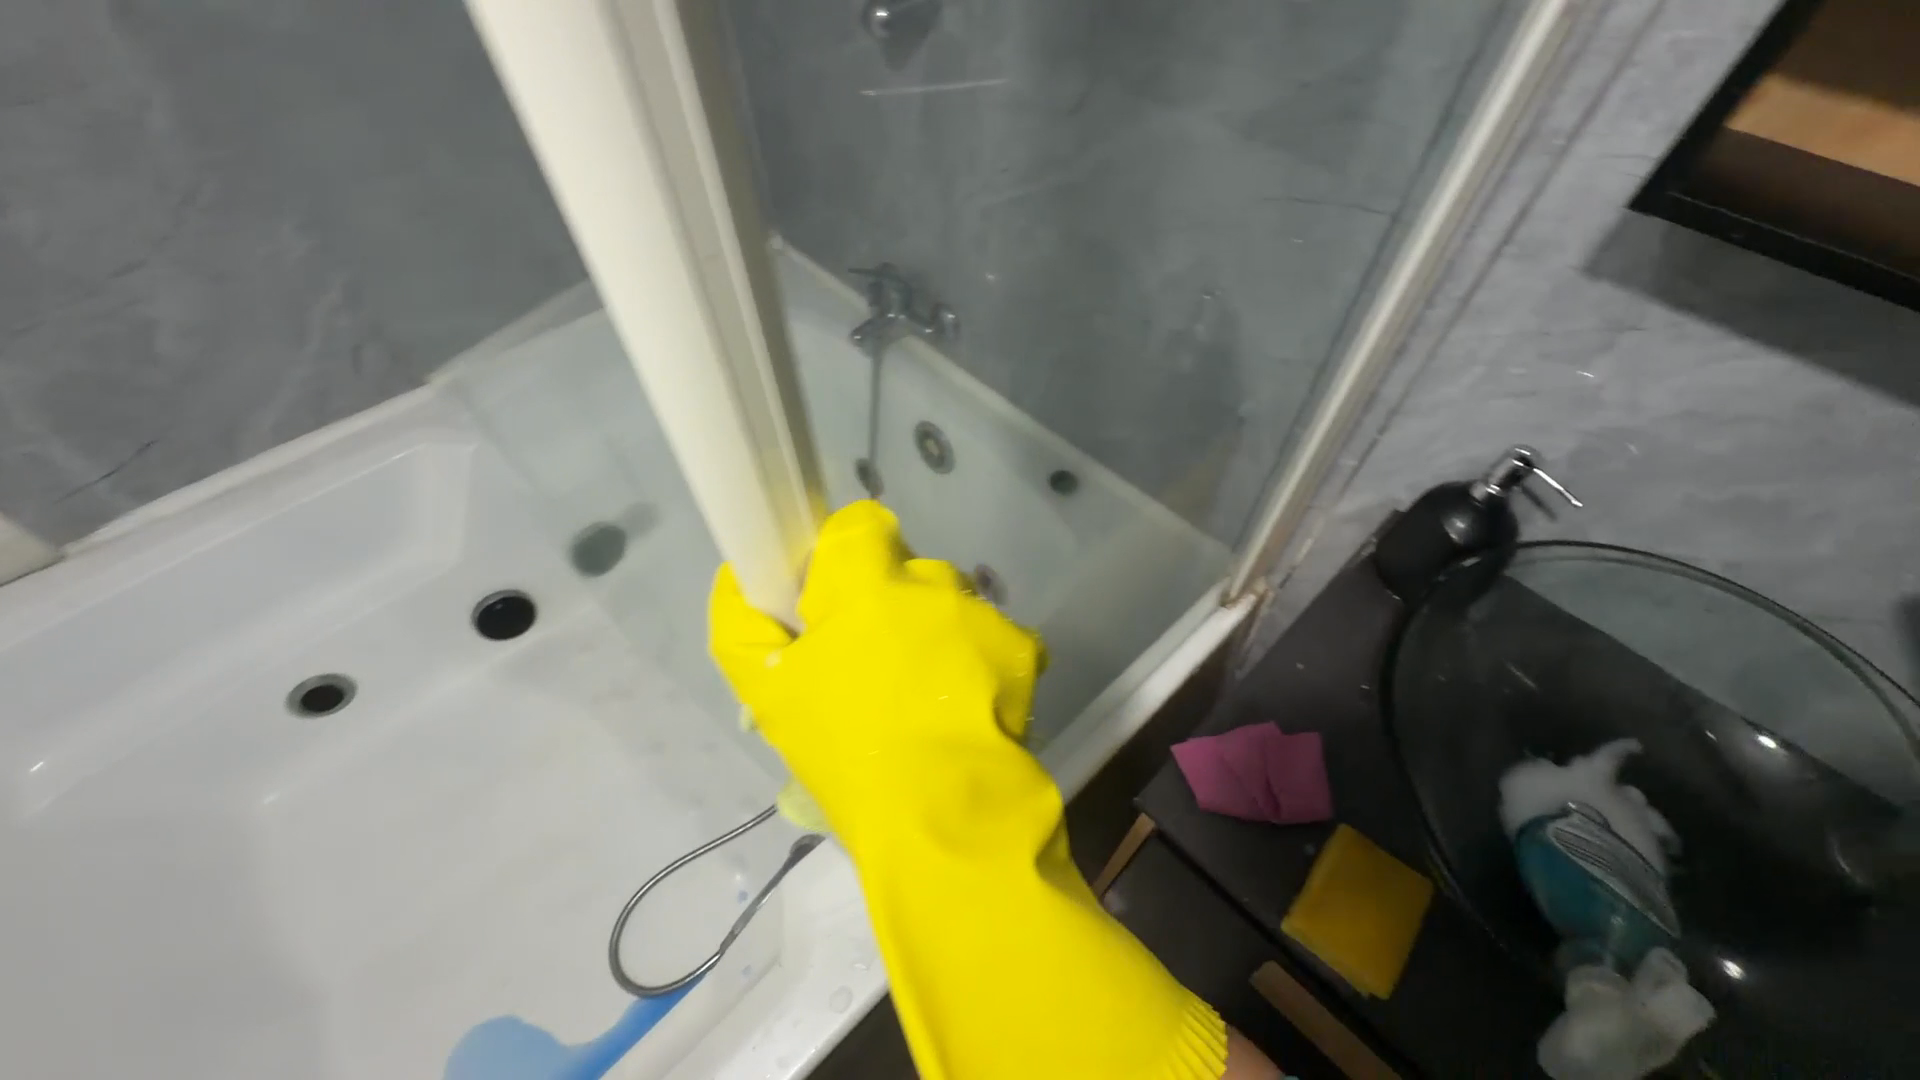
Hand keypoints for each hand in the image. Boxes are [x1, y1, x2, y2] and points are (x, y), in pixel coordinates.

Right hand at [709, 500, 1045, 850]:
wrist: (942, 810)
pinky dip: (979, 662)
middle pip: (907, 571)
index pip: (858, 526)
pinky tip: (965, 709)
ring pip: (950, 605)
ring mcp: (983, 614)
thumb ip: (742, 624)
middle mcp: (933, 580)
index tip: (836, 605)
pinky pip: (993, 640)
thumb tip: (738, 578)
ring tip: (926, 697)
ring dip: (936, 632)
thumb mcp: (768, 695)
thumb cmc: (846, 749)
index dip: (844, 560)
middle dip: (891, 604)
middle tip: (876, 665)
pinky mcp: (1024, 649)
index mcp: (868, 581)